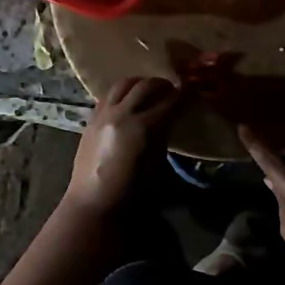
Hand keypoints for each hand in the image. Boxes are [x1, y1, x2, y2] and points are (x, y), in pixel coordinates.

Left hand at [65, 77, 177, 215]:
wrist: (95, 200)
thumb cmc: (134, 190)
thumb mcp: (159, 163)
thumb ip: (165, 136)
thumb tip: (169, 122)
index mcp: (145, 127)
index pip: (171, 101)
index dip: (185, 94)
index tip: (193, 91)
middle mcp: (123, 114)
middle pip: (146, 85)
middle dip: (163, 84)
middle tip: (173, 90)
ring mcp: (104, 114)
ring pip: (124, 84)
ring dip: (140, 84)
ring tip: (149, 92)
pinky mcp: (91, 119)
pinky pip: (108, 96)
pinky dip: (122, 94)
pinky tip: (128, 104)